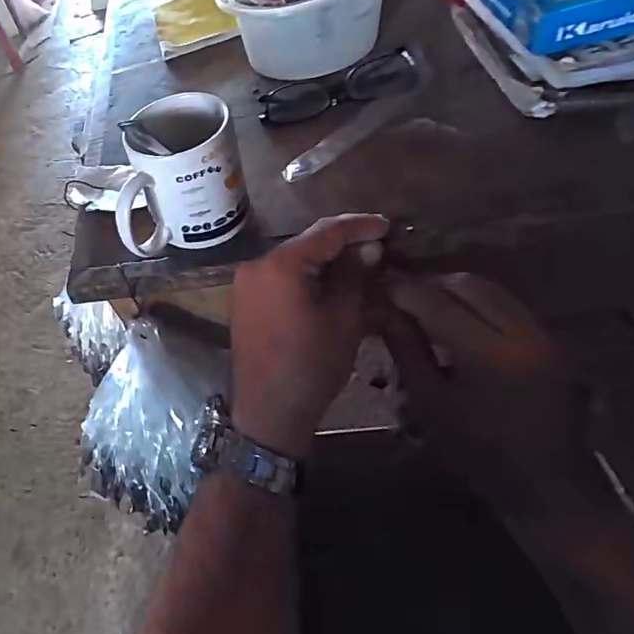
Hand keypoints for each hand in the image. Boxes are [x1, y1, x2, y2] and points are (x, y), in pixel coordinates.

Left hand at [229, 214, 389, 457]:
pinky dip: (306, 275)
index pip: (325, 232)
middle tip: (377, 245)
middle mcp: (257, 265)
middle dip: (342, 243)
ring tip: (360, 264)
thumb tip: (367, 248)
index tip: (387, 225)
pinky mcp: (245, 300)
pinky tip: (331, 283)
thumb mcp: (343, 319)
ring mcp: (246, 283)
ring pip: (293, 260)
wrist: (268, 408)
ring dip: (324, 260)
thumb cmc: (310, 364)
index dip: (359, 226)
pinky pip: (281, 277)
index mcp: (280, 265)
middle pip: (306, 243)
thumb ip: (354, 276)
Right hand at [371, 271, 592, 509]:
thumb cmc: (478, 452)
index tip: (375, 286)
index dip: (401, 291)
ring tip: (424, 308)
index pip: (435, 302)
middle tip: (399, 298)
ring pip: (491, 290)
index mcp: (490, 353)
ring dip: (453, 292)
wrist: (547, 487)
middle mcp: (522, 333)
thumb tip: (380, 309)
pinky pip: (507, 306)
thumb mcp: (429, 402)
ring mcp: (542, 336)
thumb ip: (405, 348)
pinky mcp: (550, 343)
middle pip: (467, 284)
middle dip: (428, 285)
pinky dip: (477, 304)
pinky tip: (456, 323)